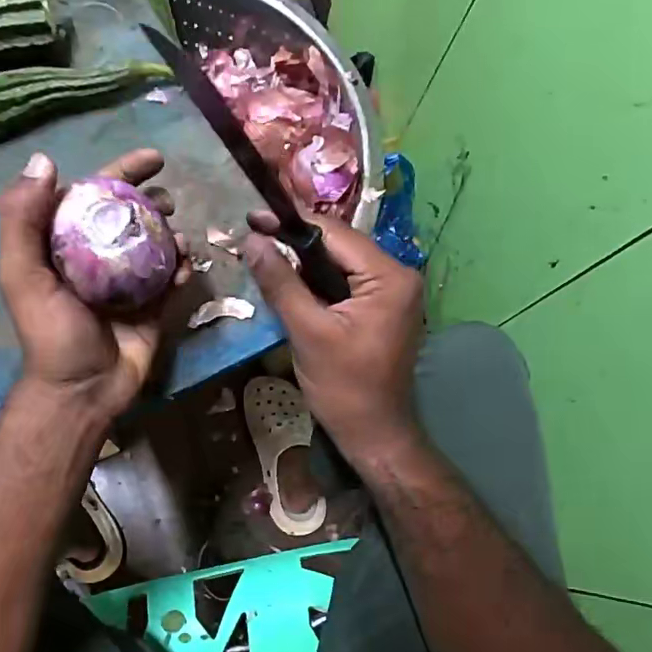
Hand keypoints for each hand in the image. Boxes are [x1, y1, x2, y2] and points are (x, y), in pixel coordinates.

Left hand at [0, 148, 190, 424]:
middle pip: (132, 217)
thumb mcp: (23, 275)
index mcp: (66, 246)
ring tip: (182, 236)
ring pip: (157, 245)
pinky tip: (188, 268)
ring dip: (173, 234)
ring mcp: (128, 283)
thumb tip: (45, 160)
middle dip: (154, 202)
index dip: (123, 171)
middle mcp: (98, 259)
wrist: (83, 390)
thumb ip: (22, 220)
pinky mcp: (153, 306)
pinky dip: (184, 268)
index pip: (96, 196)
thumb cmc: (52, 333)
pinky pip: (173, 278)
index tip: (154, 157)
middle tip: (171, 200)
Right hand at [242, 211, 424, 463]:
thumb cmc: (344, 387)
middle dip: (296, 239)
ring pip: (340, 262)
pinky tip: (288, 278)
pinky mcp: (381, 307)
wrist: (374, 434)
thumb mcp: (308, 332)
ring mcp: (392, 292)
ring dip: (303, 259)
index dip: (291, 223)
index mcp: (390, 277)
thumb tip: (252, 240)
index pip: (335, 234)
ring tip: (263, 250)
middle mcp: (398, 275)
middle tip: (253, 233)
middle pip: (339, 245)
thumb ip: (281, 283)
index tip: (253, 217)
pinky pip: (345, 281)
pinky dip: (317, 279)